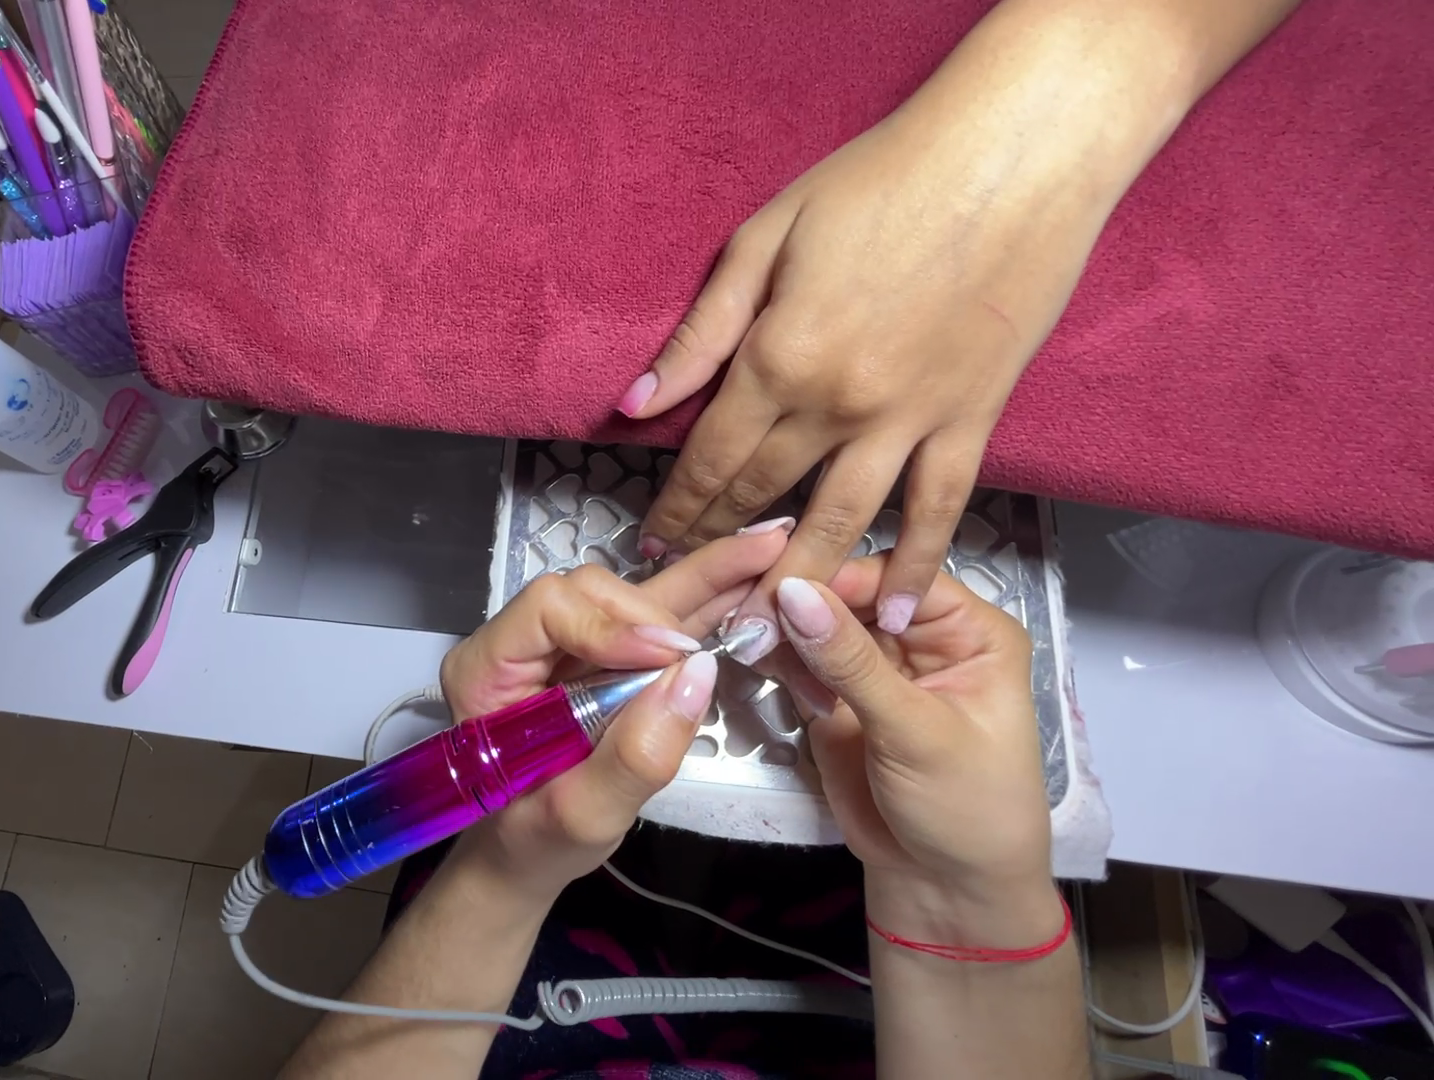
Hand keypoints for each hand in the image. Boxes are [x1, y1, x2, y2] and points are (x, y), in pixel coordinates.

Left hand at [437, 528, 792, 900]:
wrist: (527, 850)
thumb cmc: (537, 841)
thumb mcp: (584, 816)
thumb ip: (634, 755)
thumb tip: (696, 674)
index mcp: (486, 669)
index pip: (547, 608)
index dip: (610, 624)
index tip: (668, 657)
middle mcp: (518, 640)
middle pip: (587, 592)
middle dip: (650, 615)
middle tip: (697, 653)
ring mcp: (560, 641)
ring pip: (624, 594)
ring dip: (693, 582)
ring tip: (766, 549)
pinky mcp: (597, 651)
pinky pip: (647, 618)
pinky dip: (698, 600)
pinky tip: (751, 571)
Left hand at [626, 77, 1117, 661]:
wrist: (1019, 148)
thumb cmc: (875, 183)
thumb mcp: (763, 242)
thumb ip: (699, 337)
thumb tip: (634, 406)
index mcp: (777, 360)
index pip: (709, 459)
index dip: (677, 509)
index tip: (654, 545)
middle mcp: (836, 407)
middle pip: (760, 496)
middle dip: (716, 547)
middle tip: (690, 592)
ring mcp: (909, 421)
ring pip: (838, 522)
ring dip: (792, 581)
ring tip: (759, 631)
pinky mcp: (972, 421)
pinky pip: (940, 508)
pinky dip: (913, 563)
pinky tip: (887, 613)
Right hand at [769, 555, 1054, 939]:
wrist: (939, 884)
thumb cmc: (965, 807)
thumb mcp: (916, 731)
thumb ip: (850, 662)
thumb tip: (791, 590)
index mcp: (965, 628)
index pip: (892, 576)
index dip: (837, 575)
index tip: (779, 585)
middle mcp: (916, 633)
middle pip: (847, 591)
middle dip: (799, 600)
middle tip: (750, 612)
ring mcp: (869, 661)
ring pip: (814, 619)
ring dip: (779, 627)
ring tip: (747, 637)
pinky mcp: (831, 689)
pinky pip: (795, 655)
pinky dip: (773, 653)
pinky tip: (753, 655)